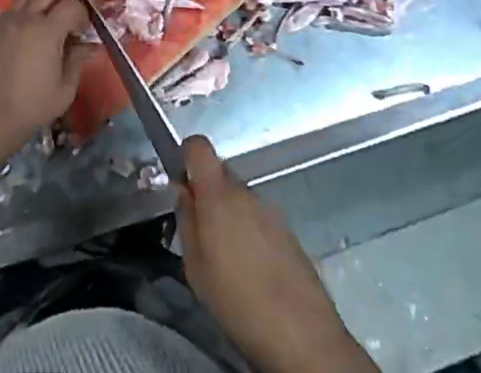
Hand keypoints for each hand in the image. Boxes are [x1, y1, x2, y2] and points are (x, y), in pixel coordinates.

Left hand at [0, 0, 97, 156]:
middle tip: (70, 20)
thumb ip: (78, 59)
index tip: (84, 31)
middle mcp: (26, 18)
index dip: (83, 14)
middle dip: (65, 0)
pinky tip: (31, 31)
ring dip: (44, 1)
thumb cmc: (33, 105)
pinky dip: (27, 9)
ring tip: (50, 21)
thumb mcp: (65, 88)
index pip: (71, 5)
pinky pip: (14, 7)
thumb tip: (90, 45)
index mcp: (46, 30)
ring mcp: (7, 21)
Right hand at [176, 136, 376, 372]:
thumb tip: (182, 190)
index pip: (199, 146)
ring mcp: (271, 210)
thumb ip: (186, 219)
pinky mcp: (288, 231)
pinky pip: (259, 218)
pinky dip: (249, 232)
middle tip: (199, 230)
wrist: (301, 334)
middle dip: (206, 193)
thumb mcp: (194, 264)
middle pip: (220, 174)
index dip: (186, 155)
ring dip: (229, 214)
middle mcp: (247, 192)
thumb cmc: (236, 298)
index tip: (180, 182)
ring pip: (240, 198)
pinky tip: (249, 268)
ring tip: (225, 257)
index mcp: (219, 194)